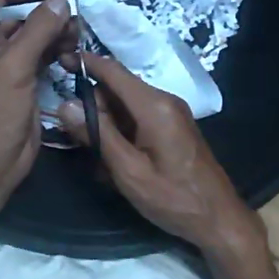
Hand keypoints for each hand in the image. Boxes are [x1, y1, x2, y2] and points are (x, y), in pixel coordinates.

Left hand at [0, 0, 75, 208]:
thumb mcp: (14, 66)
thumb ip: (38, 29)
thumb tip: (62, 1)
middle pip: (19, 9)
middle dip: (47, 8)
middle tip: (75, 14)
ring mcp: (6, 60)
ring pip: (35, 30)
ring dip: (57, 28)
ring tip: (78, 34)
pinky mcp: (24, 77)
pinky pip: (43, 50)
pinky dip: (59, 46)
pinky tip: (75, 49)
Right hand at [58, 52, 260, 251]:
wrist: (219, 220)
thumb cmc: (173, 198)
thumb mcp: (129, 170)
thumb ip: (98, 135)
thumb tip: (66, 104)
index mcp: (154, 106)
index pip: (113, 71)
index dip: (85, 62)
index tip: (59, 58)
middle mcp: (164, 101)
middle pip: (117, 89)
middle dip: (91, 105)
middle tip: (69, 132)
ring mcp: (170, 113)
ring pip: (125, 104)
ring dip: (104, 123)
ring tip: (92, 154)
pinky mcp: (172, 127)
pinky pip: (137, 117)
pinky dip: (119, 131)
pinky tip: (112, 160)